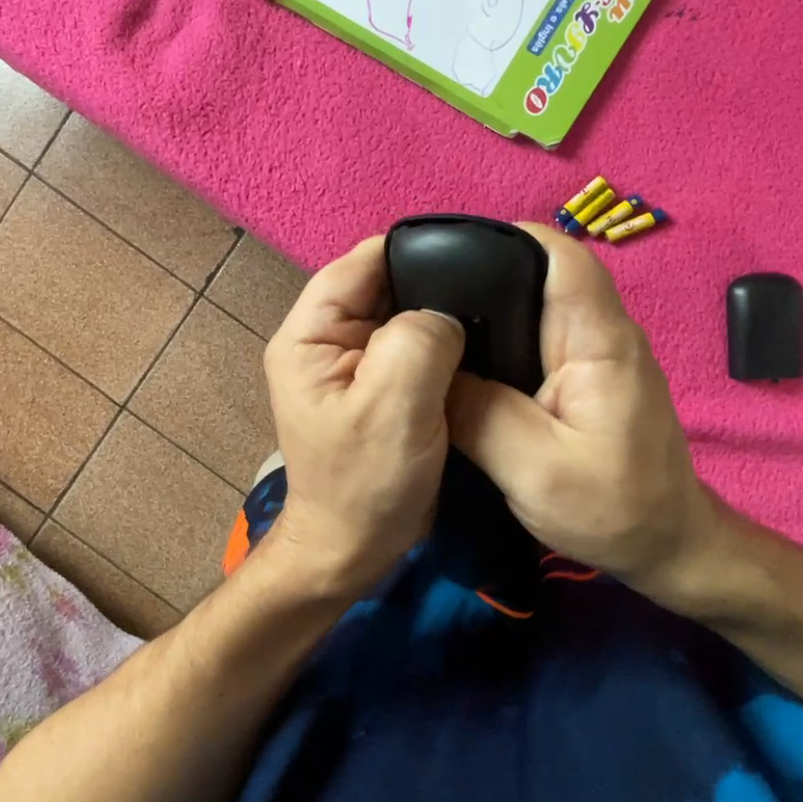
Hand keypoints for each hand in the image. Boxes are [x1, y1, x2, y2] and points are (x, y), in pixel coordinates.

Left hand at [261, 236, 466, 598]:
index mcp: (308, 334)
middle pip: (382, 284)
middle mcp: (325, 338)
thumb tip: (446, 311)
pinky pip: (413, 345)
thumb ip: (419, 340)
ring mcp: (351, 362)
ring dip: (441, 313)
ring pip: (402, 313)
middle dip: (432, 282)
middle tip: (494, 287)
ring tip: (493, 311)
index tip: (473, 256)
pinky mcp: (377, 383)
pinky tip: (478, 344)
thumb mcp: (393, 406)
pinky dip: (442, 342)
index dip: (413, 253)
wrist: (355, 548)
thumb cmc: (365, 483)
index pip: (360, 263)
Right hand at [446, 223, 717, 586]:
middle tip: (415, 292)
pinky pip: (534, 335)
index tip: (443, 250)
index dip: (505, 237)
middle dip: (481, 269)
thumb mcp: (532, 467)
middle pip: (541, 270)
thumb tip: (425, 366)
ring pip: (535, 302)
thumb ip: (476, 411)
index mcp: (597, 340)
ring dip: (486, 304)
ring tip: (426, 320)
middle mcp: (599, 332)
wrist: (667, 548)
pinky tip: (460, 357)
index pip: (559, 254)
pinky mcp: (583, 375)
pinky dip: (497, 336)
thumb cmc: (611, 508)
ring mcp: (593, 353)